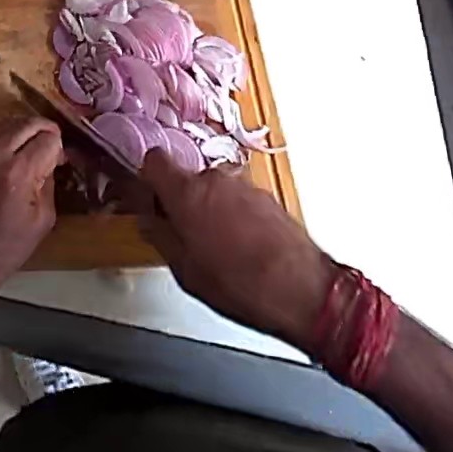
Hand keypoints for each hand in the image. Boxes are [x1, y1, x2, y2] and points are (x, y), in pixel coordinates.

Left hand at [0, 118, 63, 299]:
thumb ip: (49, 181)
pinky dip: (3, 137)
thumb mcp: (42, 219)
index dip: (58, 147)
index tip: (59, 161)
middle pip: (27, 123)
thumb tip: (53, 158)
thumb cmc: (6, 247)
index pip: (48, 138)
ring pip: (6, 122)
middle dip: (44, 130)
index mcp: (18, 172)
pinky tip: (9, 154)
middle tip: (51, 146)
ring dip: (23, 131)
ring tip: (31, 149)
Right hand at [138, 149, 332, 348]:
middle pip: (185, 177)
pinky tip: (240, 246)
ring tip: (216, 246)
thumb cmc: (242, 284)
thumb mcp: (185, 270)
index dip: (148, 178)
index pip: (154, 160)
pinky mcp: (265, 195)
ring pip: (212, 188)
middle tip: (183, 232)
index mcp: (187, 192)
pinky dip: (233, 213)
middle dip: (181, 200)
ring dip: (209, 208)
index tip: (150, 198)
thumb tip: (149, 222)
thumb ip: (160, 236)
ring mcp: (243, 185)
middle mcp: (215, 179)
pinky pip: (237, 197)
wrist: (304, 291)